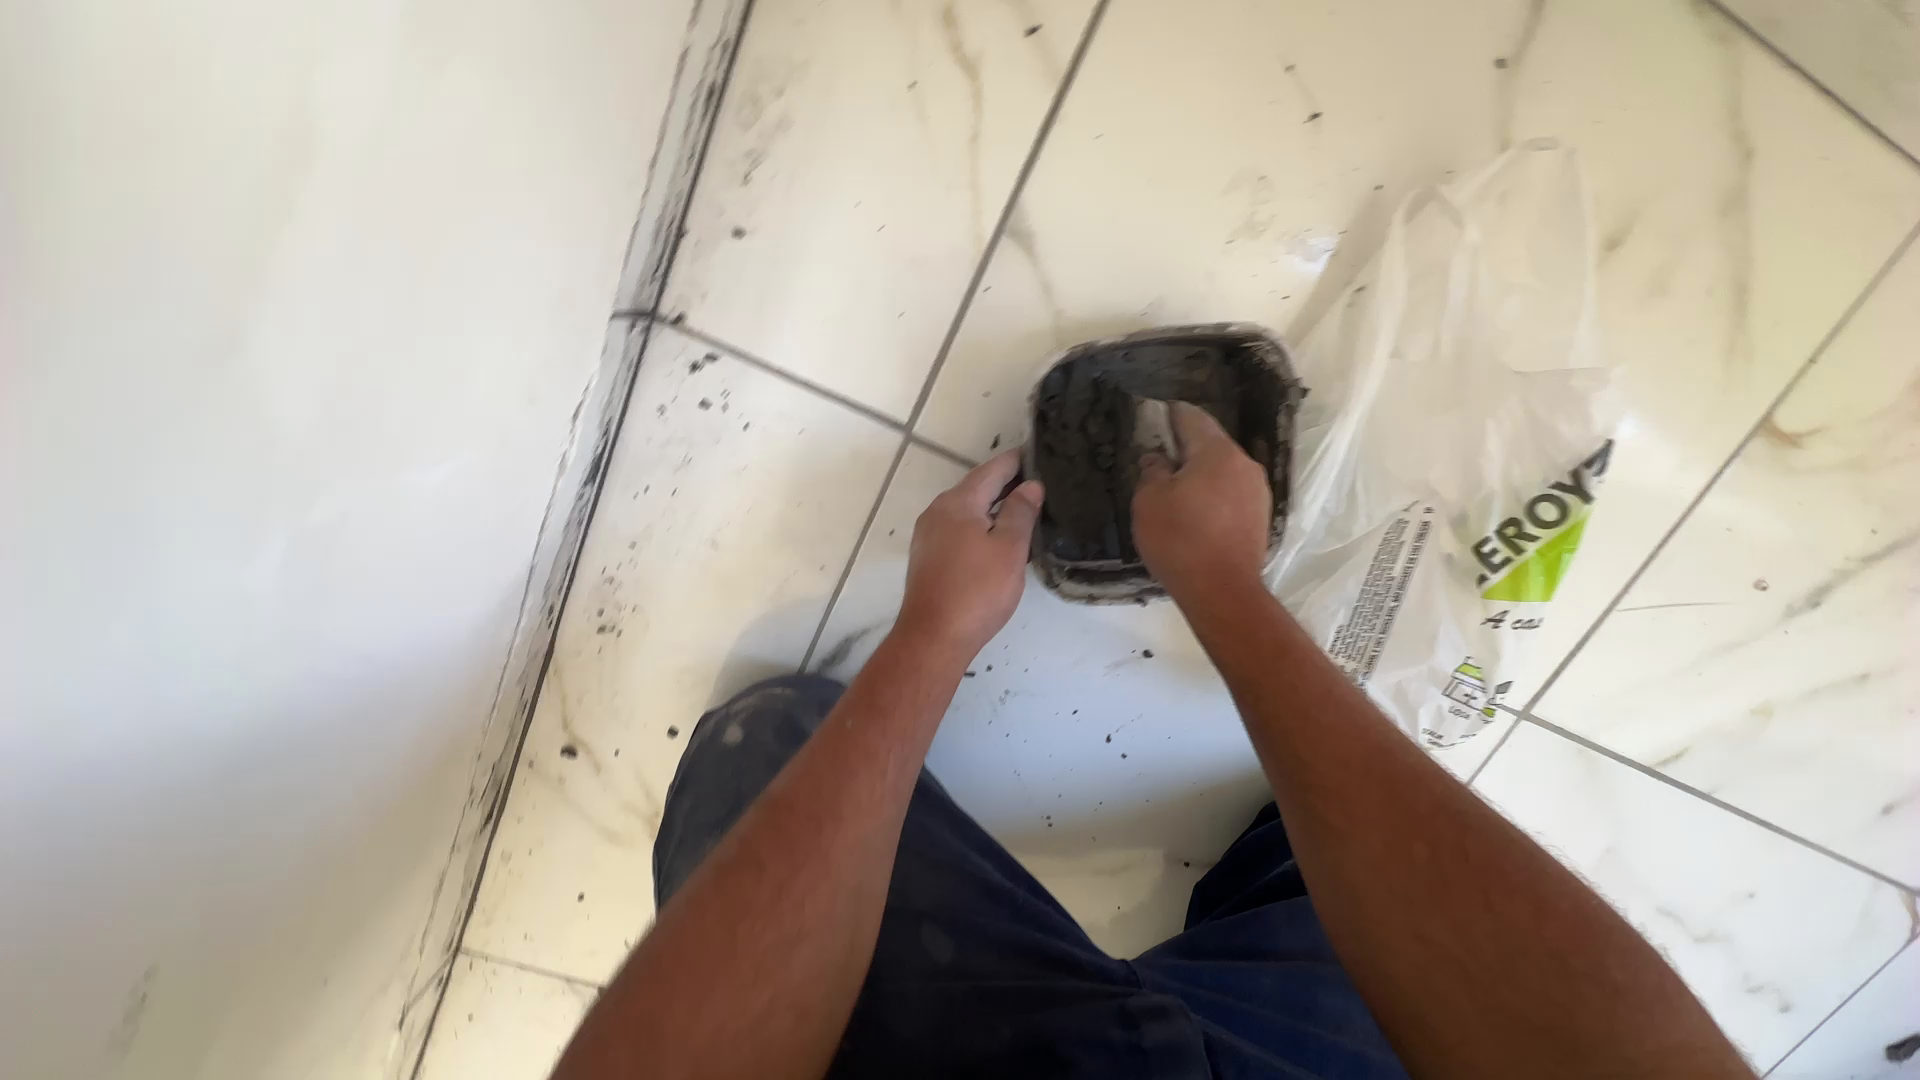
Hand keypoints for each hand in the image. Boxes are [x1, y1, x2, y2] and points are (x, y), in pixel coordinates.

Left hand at [897, 449, 1042, 658]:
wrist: (934, 637)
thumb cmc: (977, 591)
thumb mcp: (1009, 549)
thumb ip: (1020, 513)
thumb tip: (1030, 486)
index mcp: (957, 503)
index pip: (991, 471)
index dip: (1016, 461)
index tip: (1038, 454)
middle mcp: (937, 512)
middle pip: (975, 488)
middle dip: (1005, 484)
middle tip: (1038, 482)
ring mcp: (928, 536)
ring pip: (966, 511)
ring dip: (992, 507)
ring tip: (1024, 509)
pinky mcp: (928, 558)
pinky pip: (958, 530)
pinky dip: (980, 526)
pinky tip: (997, 538)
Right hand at [1132, 402, 1272, 602]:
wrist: (1222, 591)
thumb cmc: (1179, 540)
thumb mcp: (1149, 501)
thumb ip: (1152, 471)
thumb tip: (1159, 459)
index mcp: (1217, 452)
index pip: (1192, 418)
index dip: (1171, 415)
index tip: (1156, 416)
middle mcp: (1245, 464)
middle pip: (1211, 444)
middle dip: (1186, 448)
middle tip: (1159, 459)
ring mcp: (1258, 492)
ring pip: (1223, 471)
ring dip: (1201, 475)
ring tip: (1176, 491)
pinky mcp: (1261, 518)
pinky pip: (1232, 494)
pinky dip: (1214, 496)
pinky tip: (1196, 513)